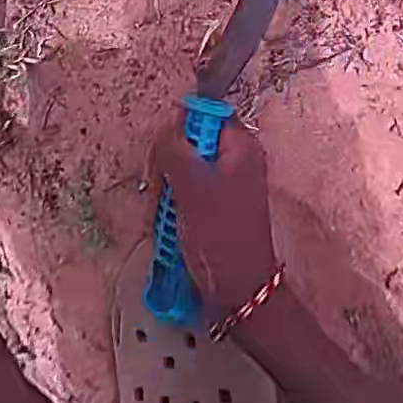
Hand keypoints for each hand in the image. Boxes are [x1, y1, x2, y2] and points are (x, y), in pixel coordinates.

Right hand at [146, 118, 278, 314]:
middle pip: (192, 140)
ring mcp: (225, 182)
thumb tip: (166, 126)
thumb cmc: (219, 233)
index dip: (183, 125)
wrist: (237, 289)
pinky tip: (169, 218)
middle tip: (162, 182)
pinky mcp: (214, 204)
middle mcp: (236, 159)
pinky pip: (187, 188)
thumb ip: (175, 147)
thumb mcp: (191, 183)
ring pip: (184, 166)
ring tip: (165, 207)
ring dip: (168, 184)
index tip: (167, 146)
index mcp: (241, 146)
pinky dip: (174, 199)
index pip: (207, 113)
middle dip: (170, 160)